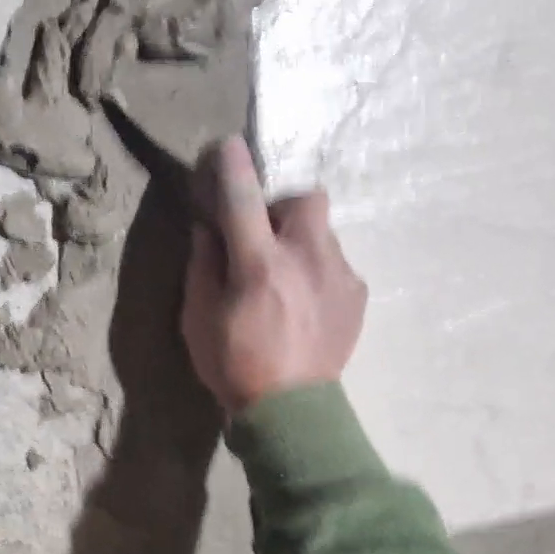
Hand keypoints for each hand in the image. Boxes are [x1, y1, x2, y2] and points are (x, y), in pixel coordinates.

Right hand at [181, 136, 368, 414]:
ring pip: (322, 234)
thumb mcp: (198, 320)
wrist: (289, 409)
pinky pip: (334, 265)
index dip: (232, 168)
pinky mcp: (357, 293)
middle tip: (261, 239)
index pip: (242, 201)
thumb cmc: (231, 365)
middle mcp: (306, 257)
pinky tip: (300, 309)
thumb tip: (207, 230)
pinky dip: (315, 274)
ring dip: (298, 246)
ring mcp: (339, 273)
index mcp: (258, 264)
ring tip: (281, 286)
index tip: (227, 144)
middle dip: (282, 209)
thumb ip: (202, 269)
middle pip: (305, 199)